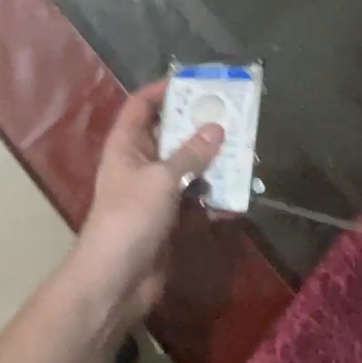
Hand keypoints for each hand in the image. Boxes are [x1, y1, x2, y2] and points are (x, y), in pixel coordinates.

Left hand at [70, 81, 223, 320]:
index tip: (195, 82)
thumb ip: (190, 154)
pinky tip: (238, 199)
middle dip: (199, 127)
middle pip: (170, 135)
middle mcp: (139, 164)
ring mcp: (154, 194)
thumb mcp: (161, 179)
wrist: (116, 280)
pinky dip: (214, 199)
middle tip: (233, 115)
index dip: (162, 90)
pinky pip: (195, 201)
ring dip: (213, 163)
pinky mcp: (169, 221)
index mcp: (126, 145)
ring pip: (187, 169)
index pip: (141, 106)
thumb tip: (216, 127)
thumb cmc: (130, 218)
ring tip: (245, 153)